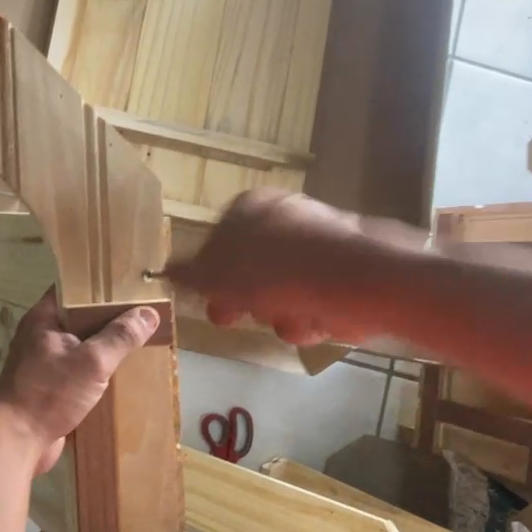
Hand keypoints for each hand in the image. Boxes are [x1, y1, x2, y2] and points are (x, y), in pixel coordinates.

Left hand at [0, 289, 158, 475]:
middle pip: (78, 316)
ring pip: (80, 344)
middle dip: (108, 315)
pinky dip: (96, 369)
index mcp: (43, 318)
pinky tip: (121, 373)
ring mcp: (43, 361)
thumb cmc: (50, 392)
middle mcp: (40, 334)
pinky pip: (77, 368)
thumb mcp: (92, 361)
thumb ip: (119, 336)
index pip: (72, 288)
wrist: (17, 439)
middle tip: (144, 311)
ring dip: (104, 345)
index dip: (99, 284)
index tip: (129, 282)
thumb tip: (148, 312)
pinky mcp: (50, 385)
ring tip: (140, 339)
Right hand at [162, 188, 415, 346]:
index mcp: (252, 207)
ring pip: (286, 291)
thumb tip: (165, 271)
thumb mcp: (220, 276)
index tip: (210, 300)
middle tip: (238, 319)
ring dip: (283, 315)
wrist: (366, 281)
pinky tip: (322, 324)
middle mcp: (287, 218)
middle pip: (251, 270)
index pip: (217, 241)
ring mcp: (323, 243)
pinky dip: (317, 317)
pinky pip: (320, 300)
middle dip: (247, 301)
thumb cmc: (280, 271)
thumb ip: (191, 275)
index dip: (210, 276)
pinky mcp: (352, 272)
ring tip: (294, 322)